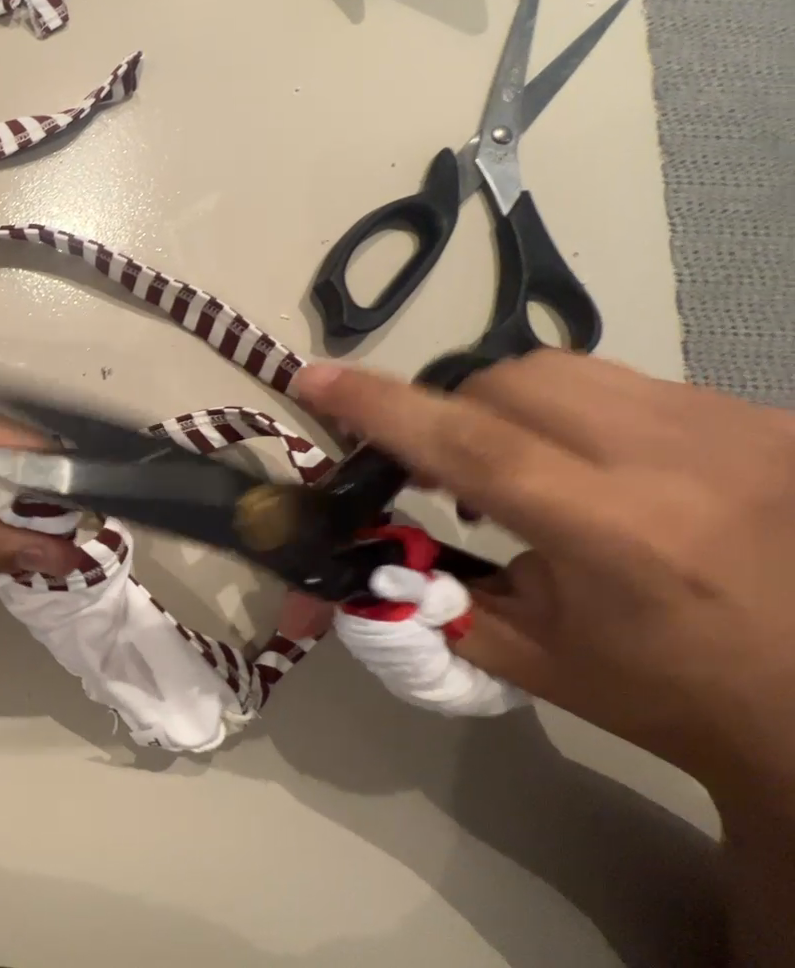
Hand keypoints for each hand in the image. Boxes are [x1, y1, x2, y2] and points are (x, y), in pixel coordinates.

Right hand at [295, 351, 794, 802]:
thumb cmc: (662, 693)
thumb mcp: (523, 654)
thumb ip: (424, 594)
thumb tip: (337, 566)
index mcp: (616, 537)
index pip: (471, 445)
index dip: (381, 408)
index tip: (313, 380)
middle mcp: (681, 464)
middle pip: (509, 385)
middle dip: (448, 414)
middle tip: (437, 469)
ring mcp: (737, 431)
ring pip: (564, 370)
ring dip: (506, 408)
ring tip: (518, 468)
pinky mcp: (766, 419)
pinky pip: (626, 384)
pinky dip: (575, 414)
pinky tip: (595, 469)